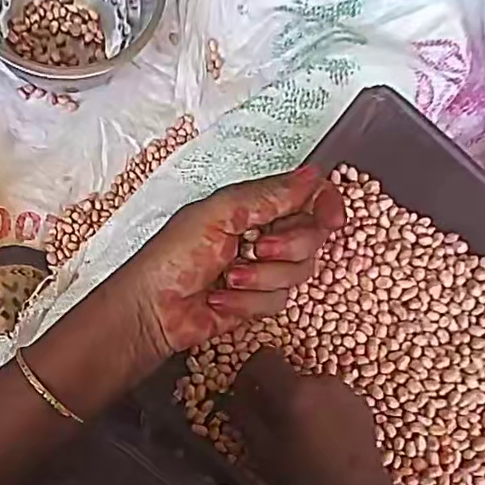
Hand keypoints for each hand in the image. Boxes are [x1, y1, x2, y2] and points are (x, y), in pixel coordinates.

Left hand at [105, 166, 345, 361]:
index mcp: (254, 207)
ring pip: (298, 274)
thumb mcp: (218, 214)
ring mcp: (262, 272)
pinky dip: (248, 302)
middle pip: (311, 239)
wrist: (154, 309)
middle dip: (287, 247)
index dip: (325, 205)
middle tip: (255, 249)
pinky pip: (278, 302)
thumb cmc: (173, 257)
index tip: (331, 219)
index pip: (307, 199)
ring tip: (228, 278)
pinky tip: (219, 300)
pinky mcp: (257, 303)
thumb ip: (267, 196)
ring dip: (261, 277)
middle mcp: (263, 237)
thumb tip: (312, 176)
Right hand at [227, 348, 410, 484]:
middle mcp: (321, 382)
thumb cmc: (305, 480)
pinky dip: (318, 410)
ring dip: (297, 402)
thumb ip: (245, 416)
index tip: (244, 395)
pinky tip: (321, 440)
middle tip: (270, 426)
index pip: (263, 358)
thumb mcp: (264, 452)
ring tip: (298, 437)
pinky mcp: (359, 403)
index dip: (248, 373)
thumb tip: (234, 397)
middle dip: (274, 393)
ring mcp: (344, 391)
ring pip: (307, 387)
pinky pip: (328, 397)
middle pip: (286, 374)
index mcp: (294, 392)